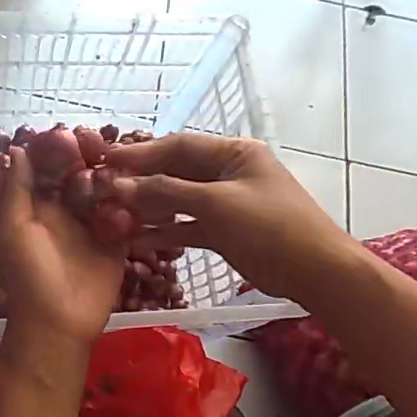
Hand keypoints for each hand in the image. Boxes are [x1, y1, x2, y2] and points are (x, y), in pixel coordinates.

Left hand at [0, 146, 125, 342]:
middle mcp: (66, 212)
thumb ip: (17, 190)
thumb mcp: (13, 229)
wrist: (59, 322)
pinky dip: (133, 199)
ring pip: (105, 191)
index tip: (74, 130)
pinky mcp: (117, 241)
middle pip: (81, 176)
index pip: (50, 169)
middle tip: (107, 141)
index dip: (59, 150)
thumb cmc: (29, 274)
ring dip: (114, 175)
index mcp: (38, 207)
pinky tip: (146, 181)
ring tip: (129, 157)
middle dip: (91, 158)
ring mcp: (93, 226)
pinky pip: (126, 214)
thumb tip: (18, 149)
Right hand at [106, 133, 357, 298]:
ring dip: (147, 208)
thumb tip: (118, 186)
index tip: (105, 160)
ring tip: (112, 215)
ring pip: (176, 200)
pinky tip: (135, 238)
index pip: (178, 145)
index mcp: (233, 153)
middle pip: (174, 172)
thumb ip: (165, 193)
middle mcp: (227, 173)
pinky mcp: (222, 230)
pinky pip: (184, 225)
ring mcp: (224, 202)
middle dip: (139, 181)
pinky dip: (163, 231)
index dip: (140, 153)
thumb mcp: (216, 203)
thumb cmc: (270, 226)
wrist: (314, 271)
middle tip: (102, 189)